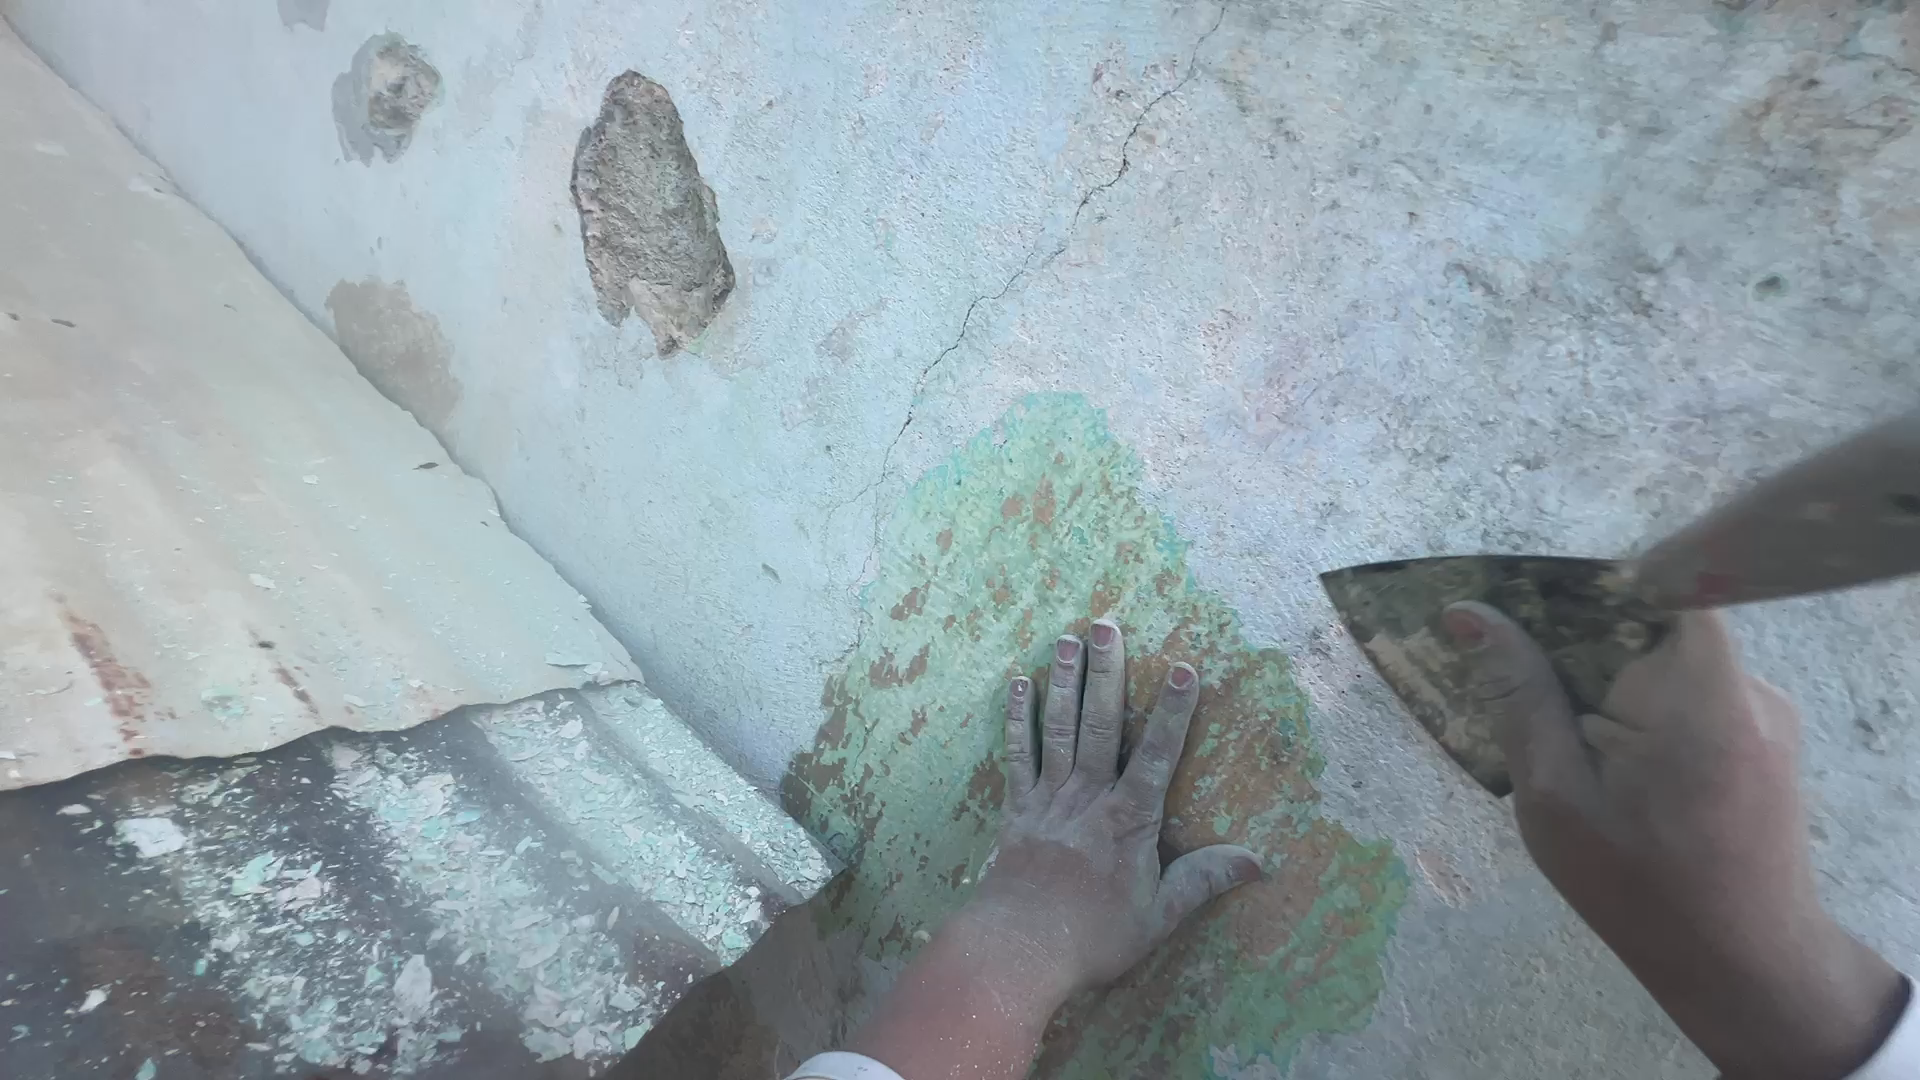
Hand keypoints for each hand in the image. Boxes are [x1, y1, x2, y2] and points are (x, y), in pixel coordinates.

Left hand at [844, 618, 1260, 1078]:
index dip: (1173, 712)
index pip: (1158, 754)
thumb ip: (1204, 881)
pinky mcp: (1018, 804)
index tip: (1183, 669)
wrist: (1021, 946)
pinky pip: (1017, 752)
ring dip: (1063, 681)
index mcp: (1128, 818)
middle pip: (1101, 722)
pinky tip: (1019, 684)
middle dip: (1106, 671)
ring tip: (1066, 639)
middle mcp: (1089, 794)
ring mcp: (1049, 795)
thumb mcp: (1160, 915)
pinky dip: (1018, 717)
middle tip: (1105, 626)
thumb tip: (1259, 862)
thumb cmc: (1095, 934)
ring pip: (1059, 727)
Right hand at [1445, 602, 1905, 1079]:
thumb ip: (1517, 693)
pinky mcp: (1749, 731)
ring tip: (1524, 697)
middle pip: (1642, 617)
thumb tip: (1469, 612)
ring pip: (1651, 651)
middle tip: (1491, 651)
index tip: (1511, 598)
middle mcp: (1743, 689)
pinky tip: (1574, 730)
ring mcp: (1753, 709)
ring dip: (1585, 664)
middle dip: (1560, 629)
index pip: (1656, 588)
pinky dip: (1615, 690)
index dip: (1579, 581)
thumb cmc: (1635, 882)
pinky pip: (1670, 682)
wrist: (1742, 965)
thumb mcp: (1551, 789)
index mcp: (1699, 698)